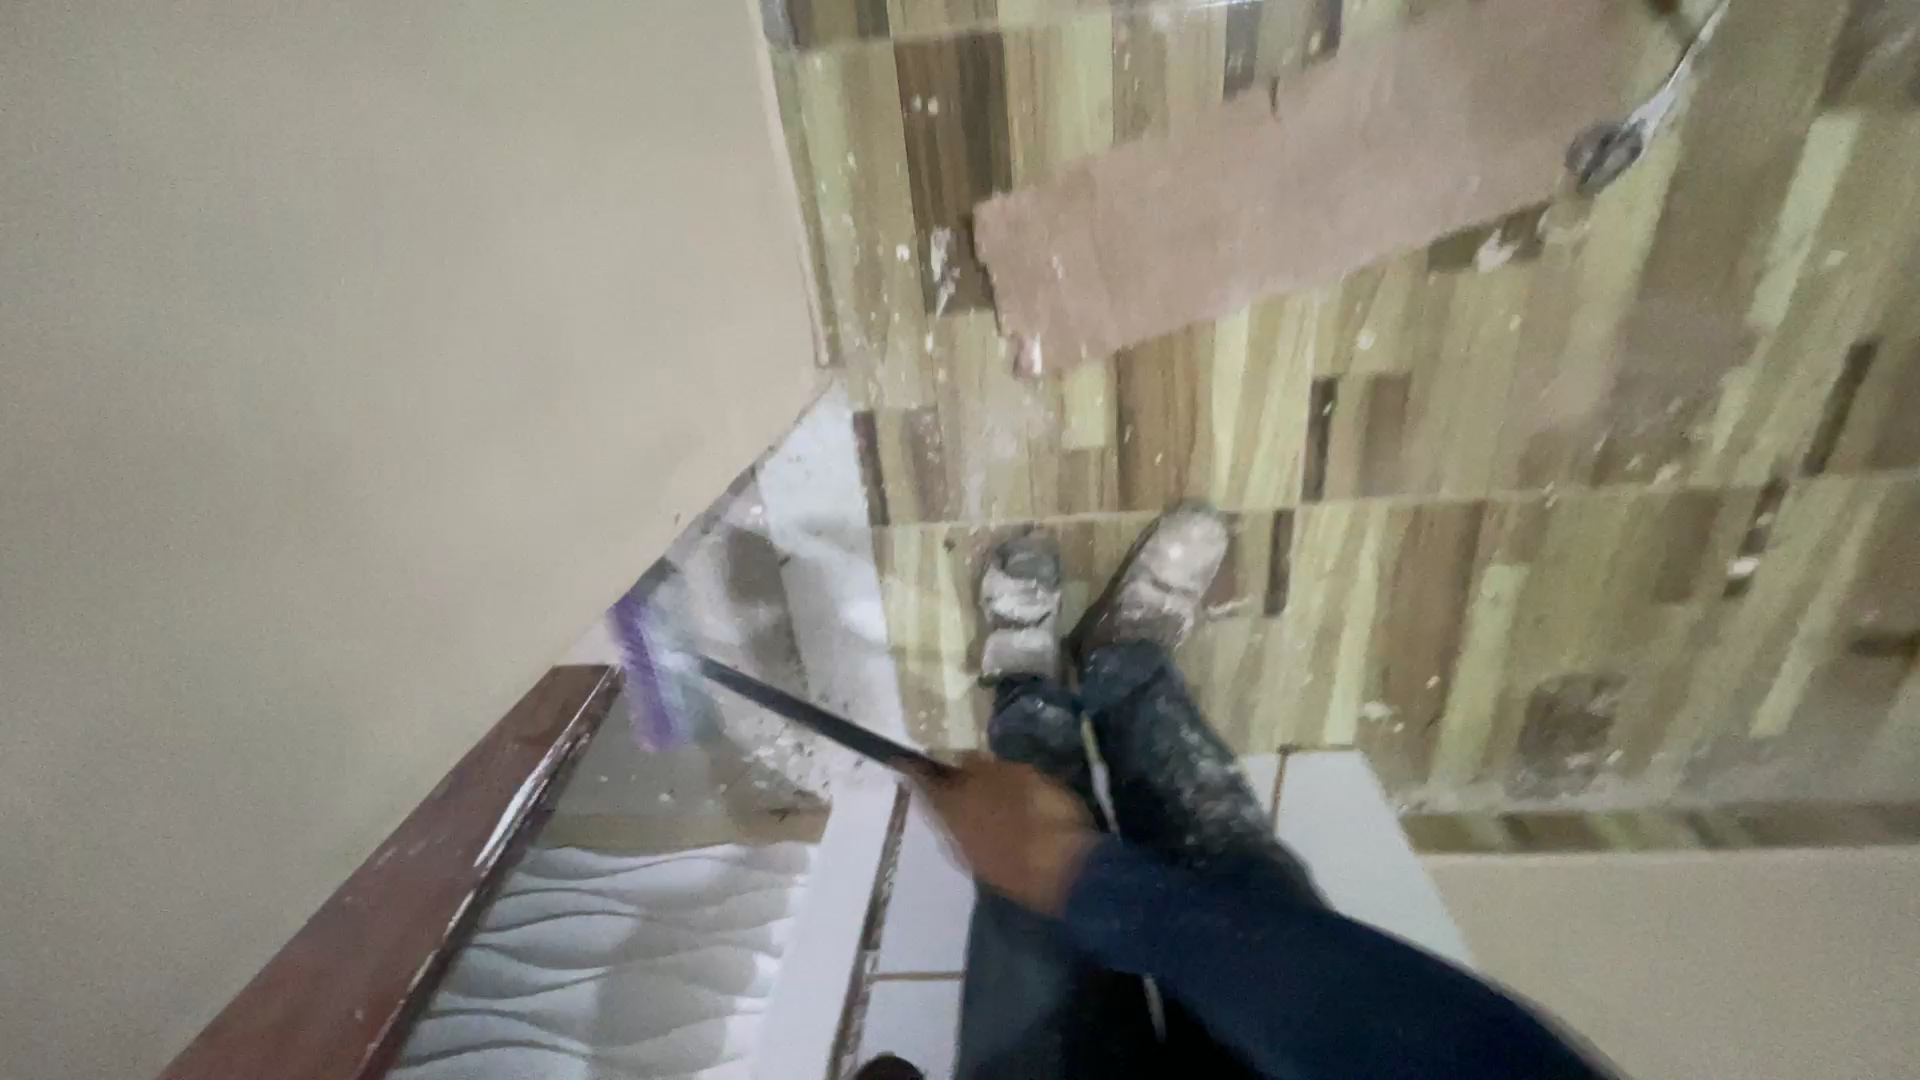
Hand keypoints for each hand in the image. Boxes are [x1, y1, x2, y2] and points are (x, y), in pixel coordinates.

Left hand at [910, 753, 1098, 915]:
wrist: (1068, 874)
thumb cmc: (1035, 811)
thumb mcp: (1009, 773)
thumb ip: (978, 766)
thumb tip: (956, 761)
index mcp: (950, 807)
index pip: (921, 781)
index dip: (910, 767)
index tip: (899, 757)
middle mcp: (953, 837)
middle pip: (937, 807)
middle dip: (939, 788)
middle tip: (942, 769)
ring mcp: (974, 859)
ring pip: (958, 826)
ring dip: (961, 808)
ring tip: (972, 790)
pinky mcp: (998, 874)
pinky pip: (979, 840)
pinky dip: (981, 825)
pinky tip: (994, 817)